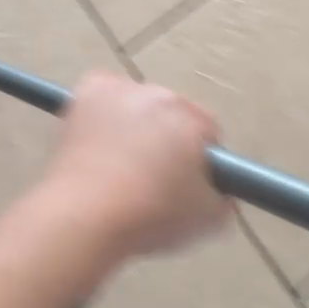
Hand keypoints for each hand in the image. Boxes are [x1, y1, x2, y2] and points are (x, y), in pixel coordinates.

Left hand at [38, 71, 231, 259]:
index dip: (201, 157)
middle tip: (153, 173)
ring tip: (121, 160)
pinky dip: (104, 111)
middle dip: (168, 136)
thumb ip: (223, 194)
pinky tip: (100, 137)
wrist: (87, 210)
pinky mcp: (85, 91)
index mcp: (191, 118)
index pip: (208, 130)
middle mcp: (157, 93)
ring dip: (135, 122)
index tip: (187, 180)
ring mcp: (118, 88)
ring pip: (137, 102)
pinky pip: (104, 95)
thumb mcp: (210, 219)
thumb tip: (216, 185)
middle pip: (171, 112)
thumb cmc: (152, 215)